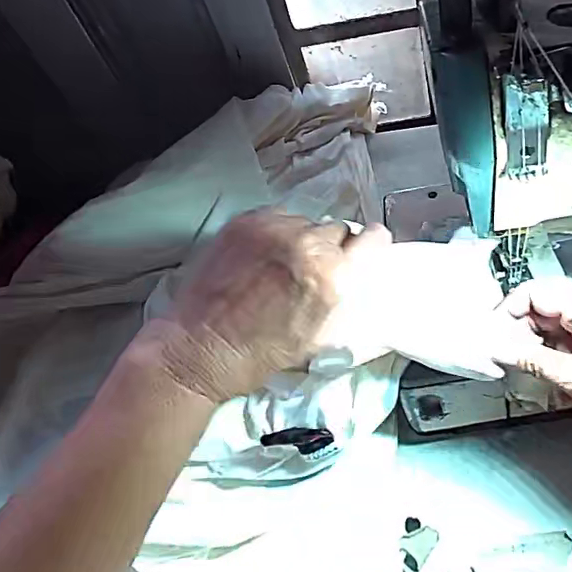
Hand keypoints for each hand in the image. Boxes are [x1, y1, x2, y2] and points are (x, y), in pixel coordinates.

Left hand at [137, 209, 391, 403]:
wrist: (199, 349)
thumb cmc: (262, 354)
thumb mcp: (321, 336)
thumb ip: (345, 297)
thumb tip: (358, 273)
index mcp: (331, 275)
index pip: (372, 237)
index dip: (369, 246)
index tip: (363, 251)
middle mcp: (306, 243)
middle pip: (337, 229)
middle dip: (331, 248)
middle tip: (312, 269)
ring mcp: (273, 227)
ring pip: (305, 222)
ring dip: (301, 239)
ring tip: (281, 263)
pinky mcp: (245, 221)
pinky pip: (277, 217)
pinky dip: (275, 232)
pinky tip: (262, 256)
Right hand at [495, 277, 571, 442]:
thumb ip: (536, 361)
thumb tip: (501, 348)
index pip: (532, 293)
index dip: (507, 314)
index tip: (492, 338)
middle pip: (539, 309)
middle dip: (520, 335)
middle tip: (508, 362)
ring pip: (549, 328)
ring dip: (537, 352)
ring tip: (534, 378)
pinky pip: (564, 342)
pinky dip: (553, 360)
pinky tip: (554, 384)